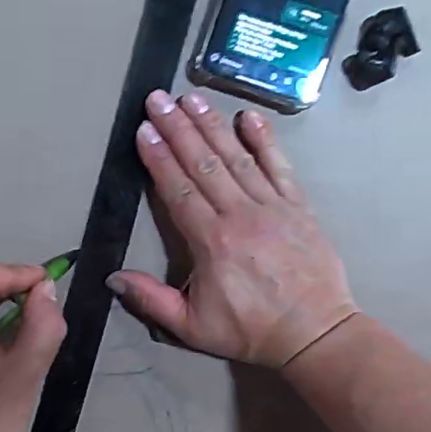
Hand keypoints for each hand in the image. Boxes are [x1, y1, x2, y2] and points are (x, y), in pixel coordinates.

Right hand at [108, 89, 356, 367]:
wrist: (317, 334)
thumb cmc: (250, 330)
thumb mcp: (192, 327)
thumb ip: (151, 300)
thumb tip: (113, 277)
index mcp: (212, 242)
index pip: (179, 189)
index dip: (159, 157)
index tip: (144, 129)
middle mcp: (241, 215)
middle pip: (203, 163)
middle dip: (178, 128)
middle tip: (158, 98)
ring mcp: (273, 206)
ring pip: (237, 157)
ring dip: (212, 125)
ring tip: (191, 97)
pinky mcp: (299, 206)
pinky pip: (279, 166)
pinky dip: (265, 140)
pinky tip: (249, 116)